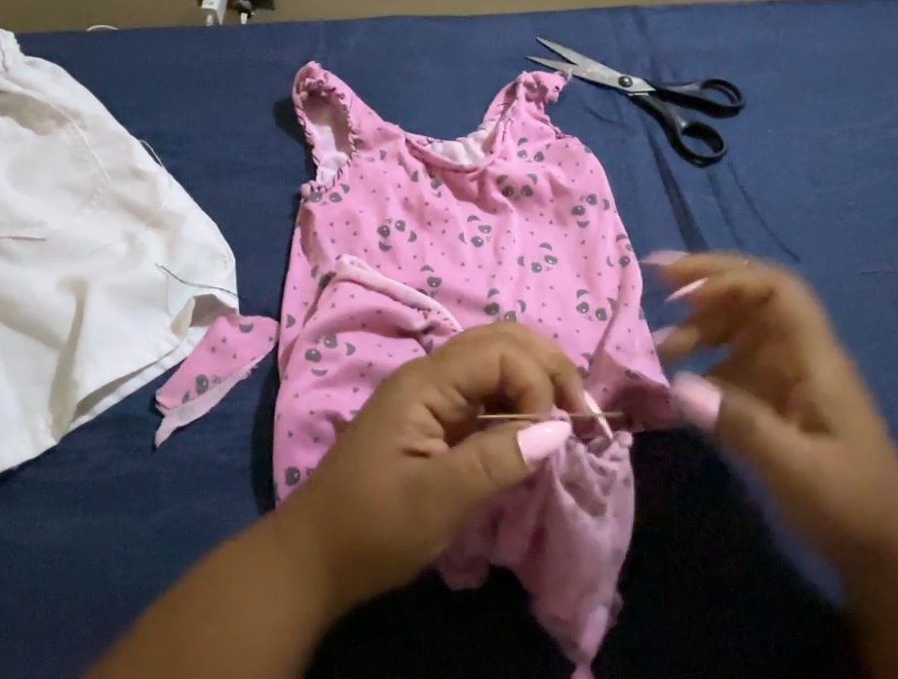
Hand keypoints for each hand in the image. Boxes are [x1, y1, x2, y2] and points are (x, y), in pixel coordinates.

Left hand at [272, 323, 586, 609]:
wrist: (315, 557)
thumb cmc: (371, 530)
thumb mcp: (436, 501)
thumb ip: (496, 461)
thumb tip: (558, 430)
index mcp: (425, 383)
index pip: (499, 352)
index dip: (536, 383)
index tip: (553, 434)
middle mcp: (430, 375)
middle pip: (501, 340)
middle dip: (548, 366)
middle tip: (582, 410)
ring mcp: (432, 394)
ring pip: (496, 359)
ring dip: (538, 379)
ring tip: (569, 415)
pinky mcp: (436, 417)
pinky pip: (487, 389)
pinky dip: (520, 399)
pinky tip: (537, 425)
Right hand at [651, 253, 897, 575]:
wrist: (887, 551)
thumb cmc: (851, 504)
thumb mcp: (796, 469)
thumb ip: (740, 424)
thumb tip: (677, 384)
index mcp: (816, 358)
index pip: (777, 290)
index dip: (728, 276)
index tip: (679, 287)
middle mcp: (801, 356)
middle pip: (753, 299)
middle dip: (706, 286)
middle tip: (656, 284)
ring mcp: (789, 378)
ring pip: (741, 329)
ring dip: (701, 327)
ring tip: (660, 347)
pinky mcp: (777, 402)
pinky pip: (736, 364)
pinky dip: (705, 363)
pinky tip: (679, 384)